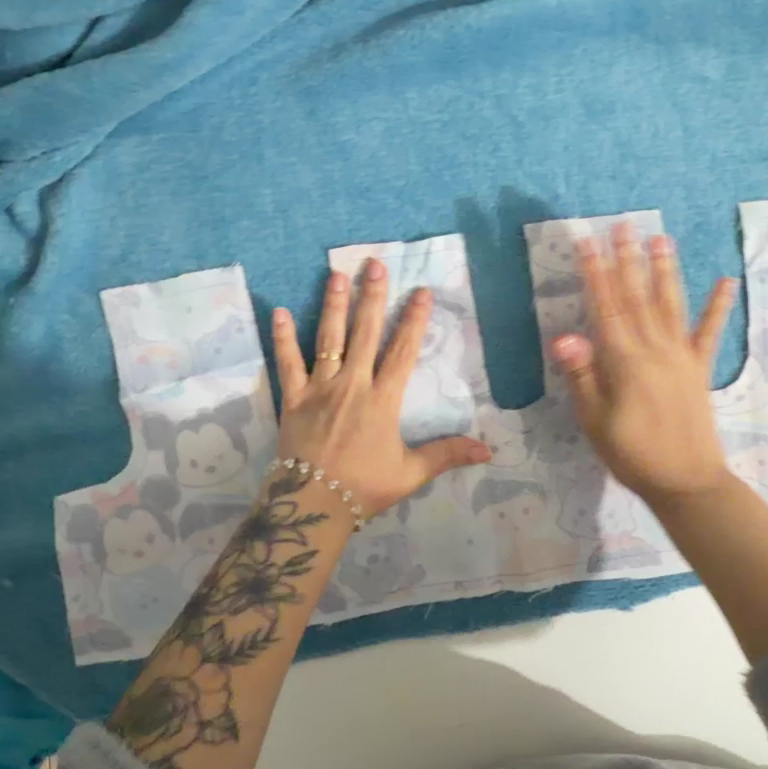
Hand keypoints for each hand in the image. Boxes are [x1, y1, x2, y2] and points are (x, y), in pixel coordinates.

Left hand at [271, 258, 490, 516]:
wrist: (312, 504)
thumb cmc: (364, 488)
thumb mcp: (410, 473)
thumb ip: (446, 454)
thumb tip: (488, 451)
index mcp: (383, 400)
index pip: (402, 351)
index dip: (413, 320)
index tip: (420, 291)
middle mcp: (352, 384)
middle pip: (364, 333)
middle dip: (372, 297)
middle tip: (374, 264)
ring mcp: (319, 389)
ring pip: (327, 338)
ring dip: (333, 305)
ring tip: (336, 274)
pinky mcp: (293, 399)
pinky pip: (287, 363)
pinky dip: (283, 338)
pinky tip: (279, 312)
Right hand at [548, 223, 738, 507]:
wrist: (686, 481)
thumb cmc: (631, 454)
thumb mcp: (595, 420)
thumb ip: (583, 376)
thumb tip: (563, 335)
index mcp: (624, 362)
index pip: (605, 307)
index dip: (595, 274)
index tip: (587, 243)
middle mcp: (654, 350)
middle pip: (637, 297)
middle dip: (627, 259)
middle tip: (623, 225)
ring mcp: (681, 357)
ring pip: (670, 305)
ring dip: (665, 271)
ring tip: (662, 238)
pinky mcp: (699, 369)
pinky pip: (709, 333)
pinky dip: (717, 307)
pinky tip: (726, 282)